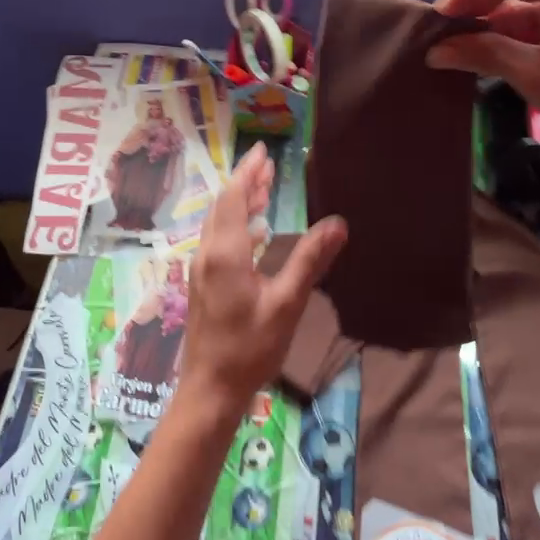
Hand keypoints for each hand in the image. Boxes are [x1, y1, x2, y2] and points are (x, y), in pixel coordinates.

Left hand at [180, 143, 347, 409]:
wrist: (210, 389)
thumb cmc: (250, 348)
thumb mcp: (287, 303)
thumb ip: (310, 260)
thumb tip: (338, 222)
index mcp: (226, 252)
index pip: (235, 198)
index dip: (249, 171)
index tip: (262, 150)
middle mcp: (208, 253)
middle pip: (224, 206)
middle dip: (245, 182)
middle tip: (268, 164)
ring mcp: (201, 270)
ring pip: (219, 223)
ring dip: (241, 202)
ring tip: (264, 188)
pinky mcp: (203, 284)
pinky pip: (218, 239)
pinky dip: (237, 225)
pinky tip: (255, 233)